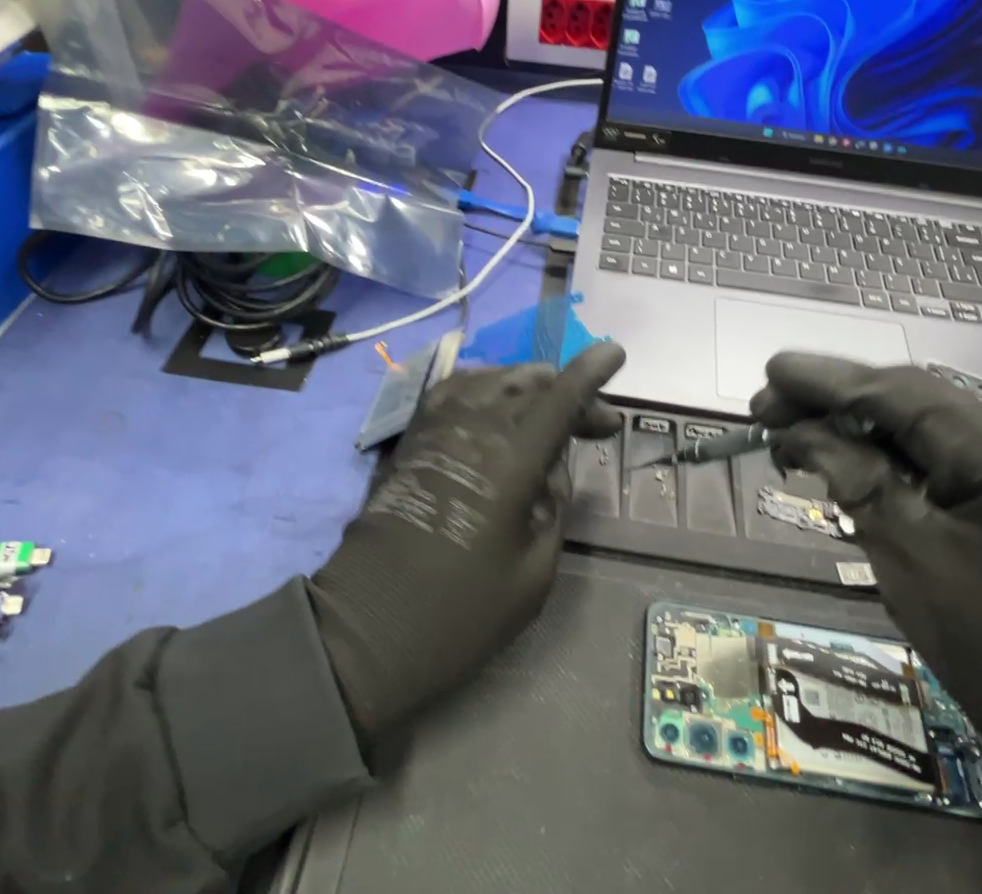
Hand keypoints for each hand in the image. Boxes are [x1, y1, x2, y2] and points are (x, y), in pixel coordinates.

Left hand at [308, 343, 625, 744]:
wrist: (366, 629)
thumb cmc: (461, 614)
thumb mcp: (534, 574)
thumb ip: (552, 507)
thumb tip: (550, 466)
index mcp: (507, 463)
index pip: (556, 399)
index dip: (589, 374)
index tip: (615, 352)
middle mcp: (469, 431)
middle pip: (525, 384)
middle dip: (566, 390)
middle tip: (595, 423)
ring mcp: (432, 432)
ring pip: (488, 382)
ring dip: (526, 387)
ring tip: (551, 411)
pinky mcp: (409, 444)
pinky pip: (452, 394)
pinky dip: (485, 390)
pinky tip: (498, 408)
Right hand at [751, 353, 981, 825]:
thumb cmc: (981, 640)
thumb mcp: (908, 558)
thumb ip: (858, 482)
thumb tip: (799, 431)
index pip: (911, 398)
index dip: (835, 381)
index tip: (773, 371)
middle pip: (911, 400)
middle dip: (834, 398)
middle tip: (764, 407)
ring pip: (915, 421)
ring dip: (848, 419)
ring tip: (785, 429)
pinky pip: (926, 450)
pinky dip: (873, 447)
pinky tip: (831, 451)